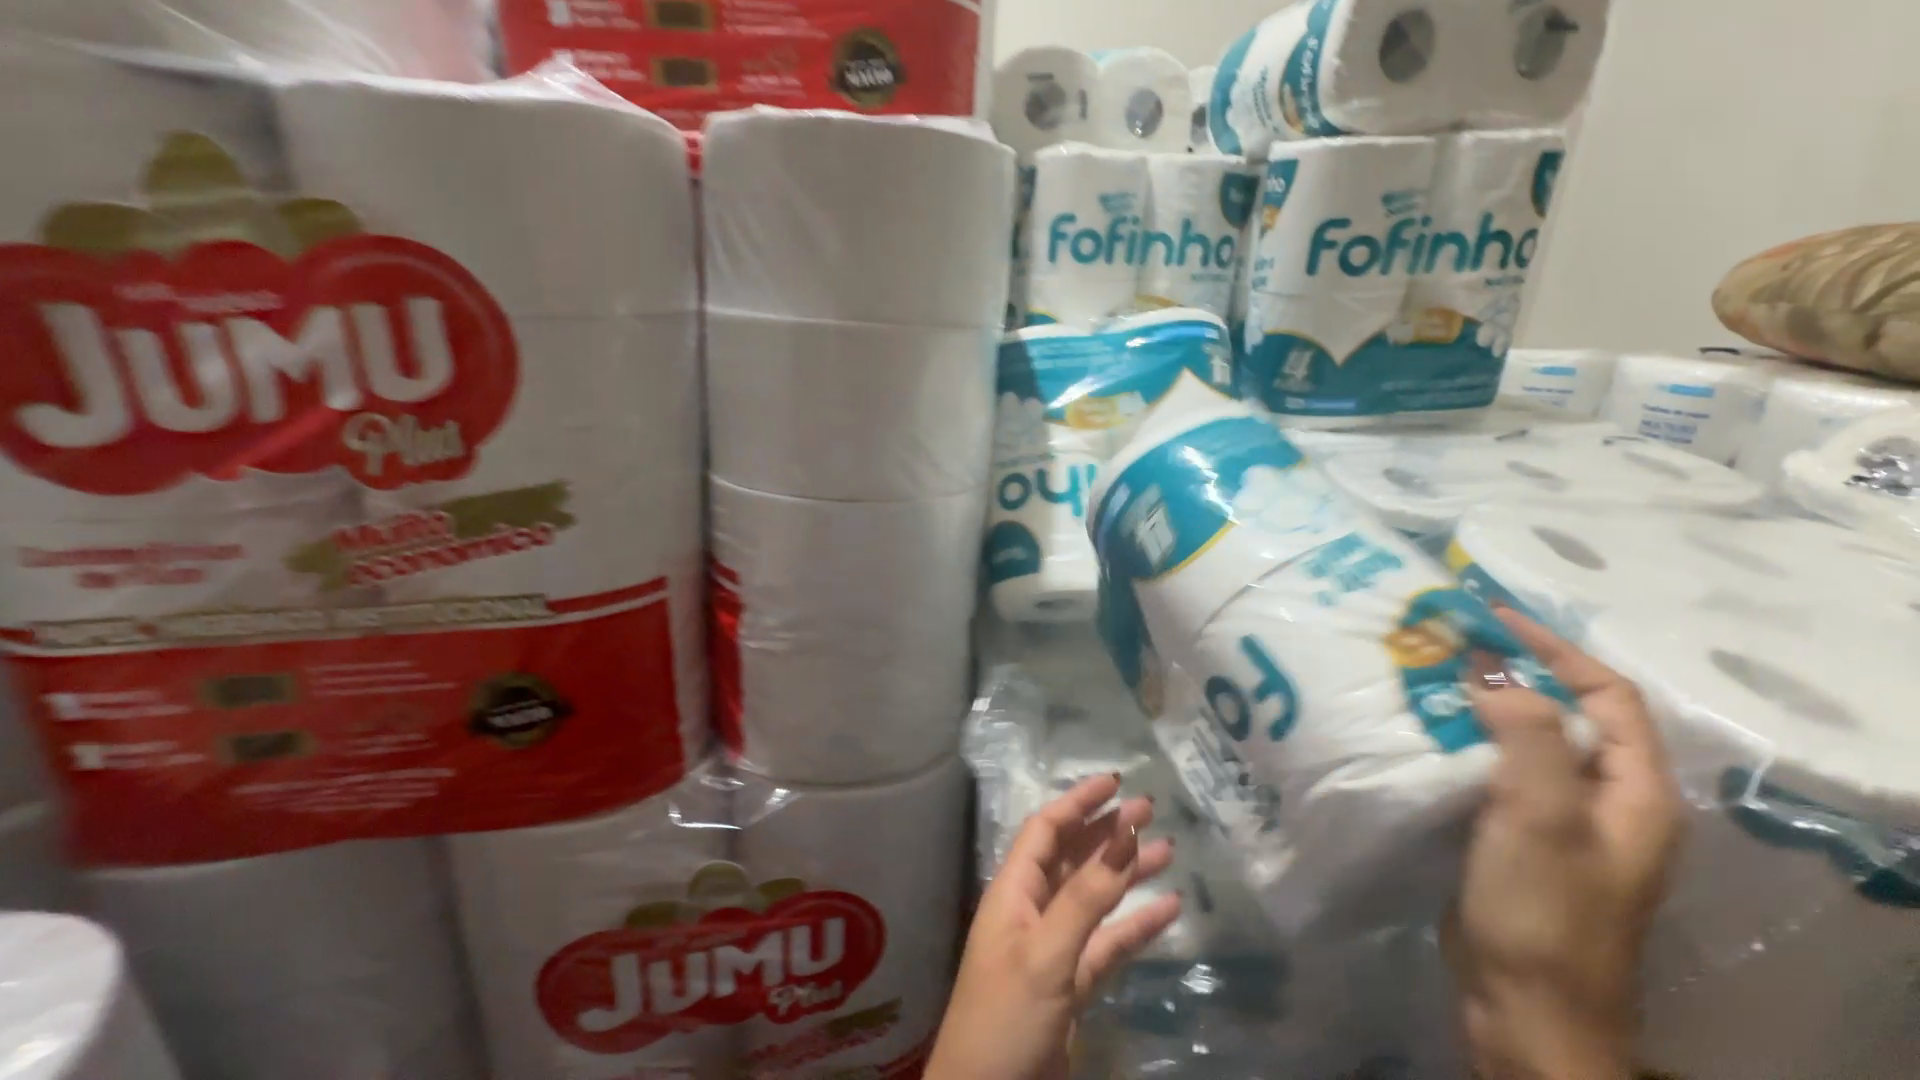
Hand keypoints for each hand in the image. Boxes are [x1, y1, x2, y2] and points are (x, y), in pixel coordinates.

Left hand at [925, 773, 1179, 1079]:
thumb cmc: (1005, 1015)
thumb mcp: (1045, 952)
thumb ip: (1086, 895)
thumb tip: (1122, 832)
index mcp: (1012, 893)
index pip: (1045, 830)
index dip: (1078, 802)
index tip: (1115, 781)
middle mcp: (1032, 911)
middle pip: (1072, 857)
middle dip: (1107, 831)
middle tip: (1150, 809)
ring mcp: (1053, 948)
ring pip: (1095, 898)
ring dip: (1127, 873)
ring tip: (1168, 849)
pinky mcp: (1073, 985)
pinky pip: (1109, 943)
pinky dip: (1137, 925)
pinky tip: (1169, 909)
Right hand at [1448, 611, 1684, 1079]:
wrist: (1523, 1004)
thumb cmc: (1543, 907)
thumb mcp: (1542, 814)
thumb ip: (1530, 735)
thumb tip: (1493, 673)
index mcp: (1634, 790)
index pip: (1607, 694)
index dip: (1555, 649)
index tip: (1491, 618)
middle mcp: (1604, 799)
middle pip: (1566, 714)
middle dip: (1511, 672)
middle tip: (1446, 643)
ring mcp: (1558, 821)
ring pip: (1525, 742)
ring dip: (1481, 706)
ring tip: (1424, 678)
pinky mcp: (1516, 839)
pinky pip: (1494, 773)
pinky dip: (1462, 744)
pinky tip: (1419, 735)